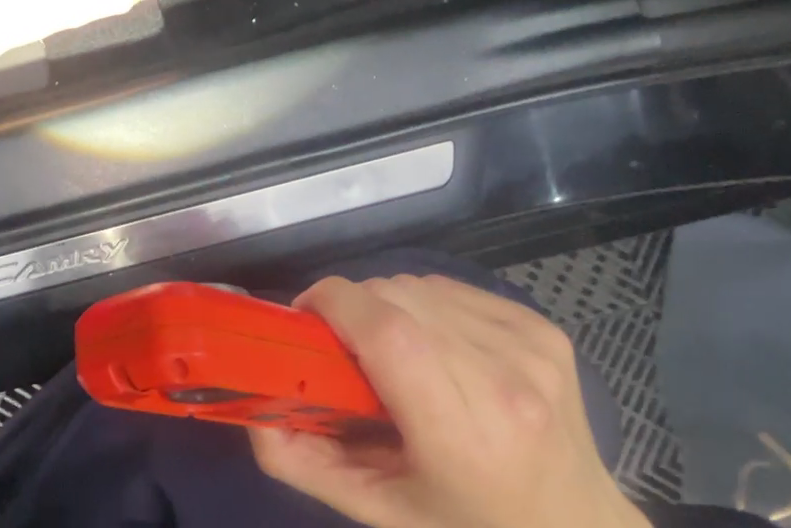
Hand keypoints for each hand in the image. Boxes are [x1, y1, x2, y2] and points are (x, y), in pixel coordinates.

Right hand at [249, 275, 649, 527]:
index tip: (302, 319)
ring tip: (387, 350)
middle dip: (350, 307)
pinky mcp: (542, 329)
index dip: (332, 304)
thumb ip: (303, 463)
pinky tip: (431, 344)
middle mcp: (503, 380)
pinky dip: (422, 304)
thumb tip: (248, 409)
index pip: (386, 329)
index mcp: (463, 433)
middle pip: (394, 296)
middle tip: (339, 346)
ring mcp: (529, 348)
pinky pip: (450, 288)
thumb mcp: (379, 510)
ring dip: (384, 304)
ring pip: (418, 285)